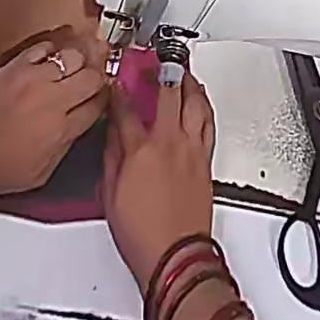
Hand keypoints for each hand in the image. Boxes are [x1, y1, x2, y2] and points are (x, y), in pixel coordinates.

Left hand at [0, 40, 106, 200]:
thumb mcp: (43, 171)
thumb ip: (68, 143)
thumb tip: (83, 121)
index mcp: (60, 129)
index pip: (98, 103)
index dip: (103, 99)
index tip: (100, 97)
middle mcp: (50, 101)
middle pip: (92, 76)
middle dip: (95, 80)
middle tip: (88, 84)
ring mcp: (31, 80)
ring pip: (72, 56)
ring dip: (75, 64)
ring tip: (68, 72)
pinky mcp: (12, 68)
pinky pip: (43, 47)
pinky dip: (50, 53)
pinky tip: (47, 63)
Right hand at [101, 70, 216, 285]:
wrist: (175, 257)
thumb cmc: (143, 233)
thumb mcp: (111, 193)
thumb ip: (111, 156)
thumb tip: (112, 134)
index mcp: (140, 149)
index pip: (127, 108)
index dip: (120, 91)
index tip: (118, 81)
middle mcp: (169, 142)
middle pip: (168, 93)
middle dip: (160, 71)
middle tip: (156, 62)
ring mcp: (191, 149)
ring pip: (195, 102)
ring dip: (188, 82)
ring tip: (182, 72)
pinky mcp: (205, 160)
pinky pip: (208, 122)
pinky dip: (204, 105)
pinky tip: (200, 100)